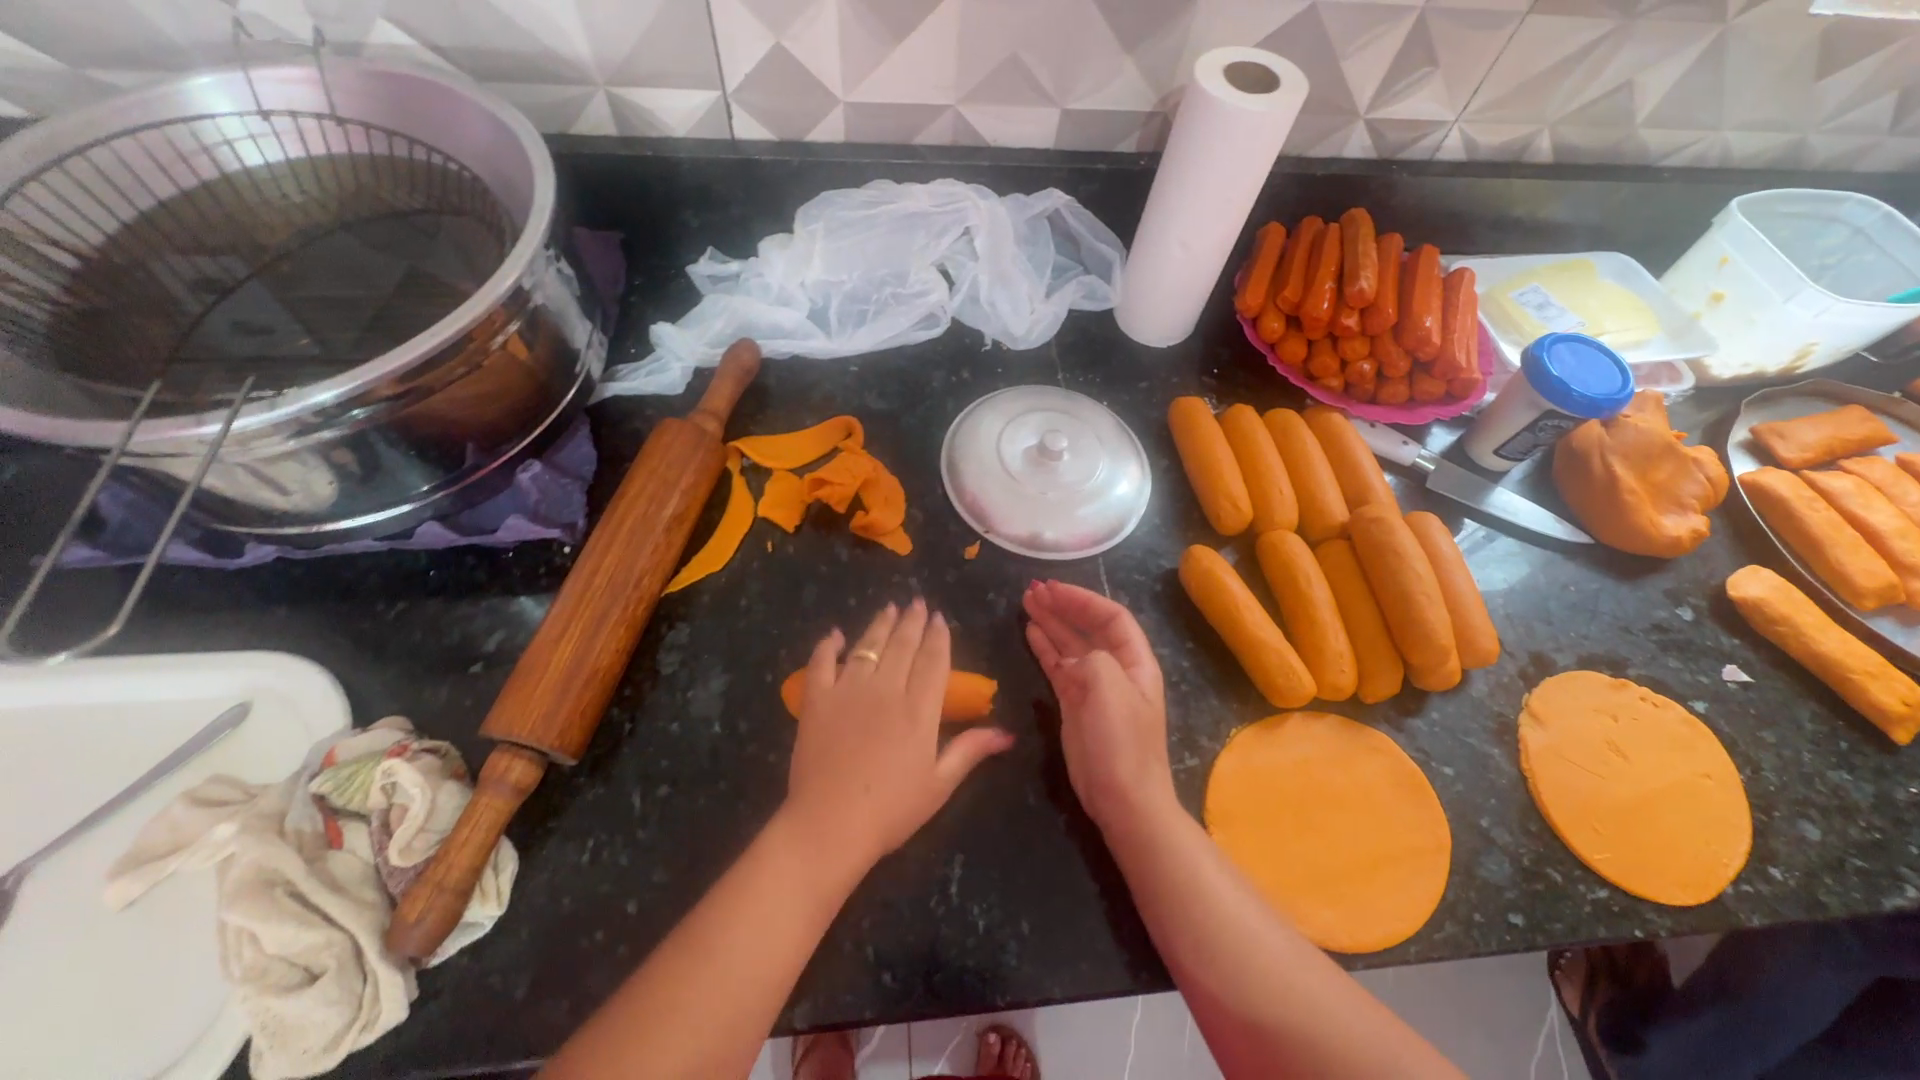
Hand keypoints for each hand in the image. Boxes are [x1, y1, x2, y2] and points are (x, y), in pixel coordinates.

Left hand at [782, 599, 1013, 870]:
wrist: (830, 823)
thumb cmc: (892, 810)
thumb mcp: (940, 784)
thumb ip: (970, 751)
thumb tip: (1007, 733)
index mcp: (919, 709)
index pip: (933, 661)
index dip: (938, 637)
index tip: (939, 618)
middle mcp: (886, 690)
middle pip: (902, 646)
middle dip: (912, 621)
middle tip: (917, 602)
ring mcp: (847, 691)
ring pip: (867, 647)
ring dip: (879, 625)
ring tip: (889, 608)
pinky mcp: (816, 701)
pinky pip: (821, 663)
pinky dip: (828, 645)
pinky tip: (835, 635)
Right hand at [1023, 581, 1176, 832]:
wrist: (1122, 798)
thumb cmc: (1121, 742)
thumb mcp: (1110, 688)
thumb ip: (1091, 658)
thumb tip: (1071, 659)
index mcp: (1135, 662)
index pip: (1111, 617)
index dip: (1083, 599)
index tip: (1053, 588)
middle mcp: (1116, 669)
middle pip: (1088, 627)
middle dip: (1063, 606)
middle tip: (1031, 590)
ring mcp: (1095, 688)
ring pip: (1070, 645)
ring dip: (1051, 623)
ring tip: (1025, 602)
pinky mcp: (1076, 706)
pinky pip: (1059, 668)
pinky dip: (1045, 649)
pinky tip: (1030, 632)